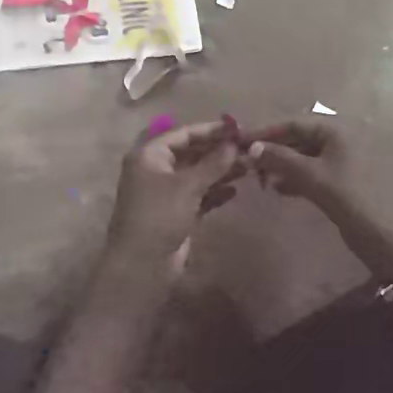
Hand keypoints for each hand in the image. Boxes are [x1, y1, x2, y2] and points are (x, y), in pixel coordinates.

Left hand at [105, 120, 242, 264]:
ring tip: (249, 167)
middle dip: (219, 151)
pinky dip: (215, 192)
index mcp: (150, 156)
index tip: (238, 128)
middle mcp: (156, 170)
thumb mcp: (188, 185)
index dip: (210, 130)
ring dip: (221, 171)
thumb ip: (213, 163)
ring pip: (198, 175)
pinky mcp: (177, 213)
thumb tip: (234, 144)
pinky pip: (199, 195)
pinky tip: (235, 190)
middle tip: (248, 149)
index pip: (183, 134)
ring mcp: (167, 193)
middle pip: (191, 154)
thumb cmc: (160, 215)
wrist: (143, 263)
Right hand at [242, 120, 359, 215]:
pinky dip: (291, 178)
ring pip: (299, 156)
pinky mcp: (333, 179)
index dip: (265, 131)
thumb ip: (279, 158)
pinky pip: (306, 172)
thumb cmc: (343, 194)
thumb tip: (252, 148)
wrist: (370, 228)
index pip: (292, 123)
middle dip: (271, 150)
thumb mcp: (308, 174)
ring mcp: (334, 159)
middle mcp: (334, 139)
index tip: (240, 139)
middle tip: (245, 160)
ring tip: (258, 176)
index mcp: (333, 130)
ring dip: (279, 165)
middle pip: (295, 139)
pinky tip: (276, 188)